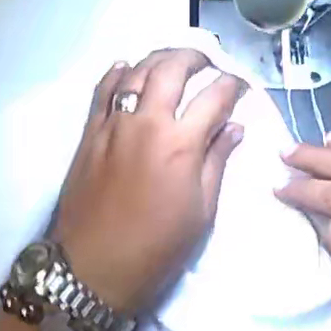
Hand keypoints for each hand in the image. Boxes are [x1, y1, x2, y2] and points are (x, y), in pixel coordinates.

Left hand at [50, 49, 246, 314]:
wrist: (91, 272)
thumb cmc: (157, 247)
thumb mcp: (202, 210)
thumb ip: (218, 161)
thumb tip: (234, 128)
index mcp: (181, 144)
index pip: (215, 97)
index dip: (233, 85)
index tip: (242, 85)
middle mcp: (147, 123)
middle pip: (172, 70)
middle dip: (195, 58)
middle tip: (209, 61)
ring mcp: (113, 125)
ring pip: (136, 72)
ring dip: (159, 58)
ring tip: (175, 60)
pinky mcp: (89, 134)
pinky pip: (103, 91)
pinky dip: (117, 73)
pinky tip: (128, 67)